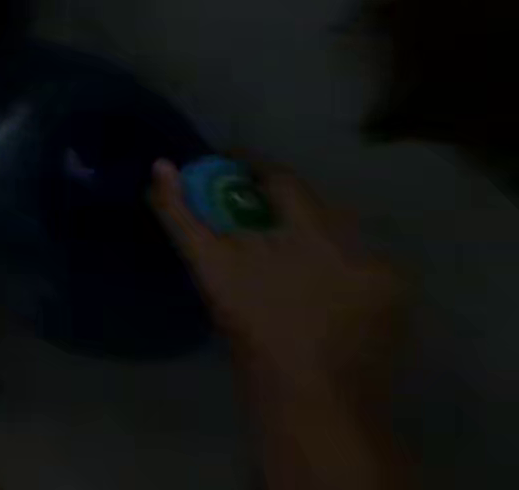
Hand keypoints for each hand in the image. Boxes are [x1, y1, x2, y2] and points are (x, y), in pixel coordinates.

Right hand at [150, 159, 401, 400]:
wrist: (308, 391)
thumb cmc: (249, 317)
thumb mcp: (204, 258)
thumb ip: (178, 209)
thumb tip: (161, 164)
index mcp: (318, 233)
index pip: (284, 179)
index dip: (248, 165)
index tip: (220, 163)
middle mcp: (362, 248)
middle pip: (312, 204)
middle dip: (273, 198)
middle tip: (234, 202)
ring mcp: (385, 280)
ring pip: (335, 233)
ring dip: (298, 226)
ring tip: (261, 236)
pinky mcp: (393, 304)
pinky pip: (352, 261)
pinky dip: (321, 254)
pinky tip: (294, 269)